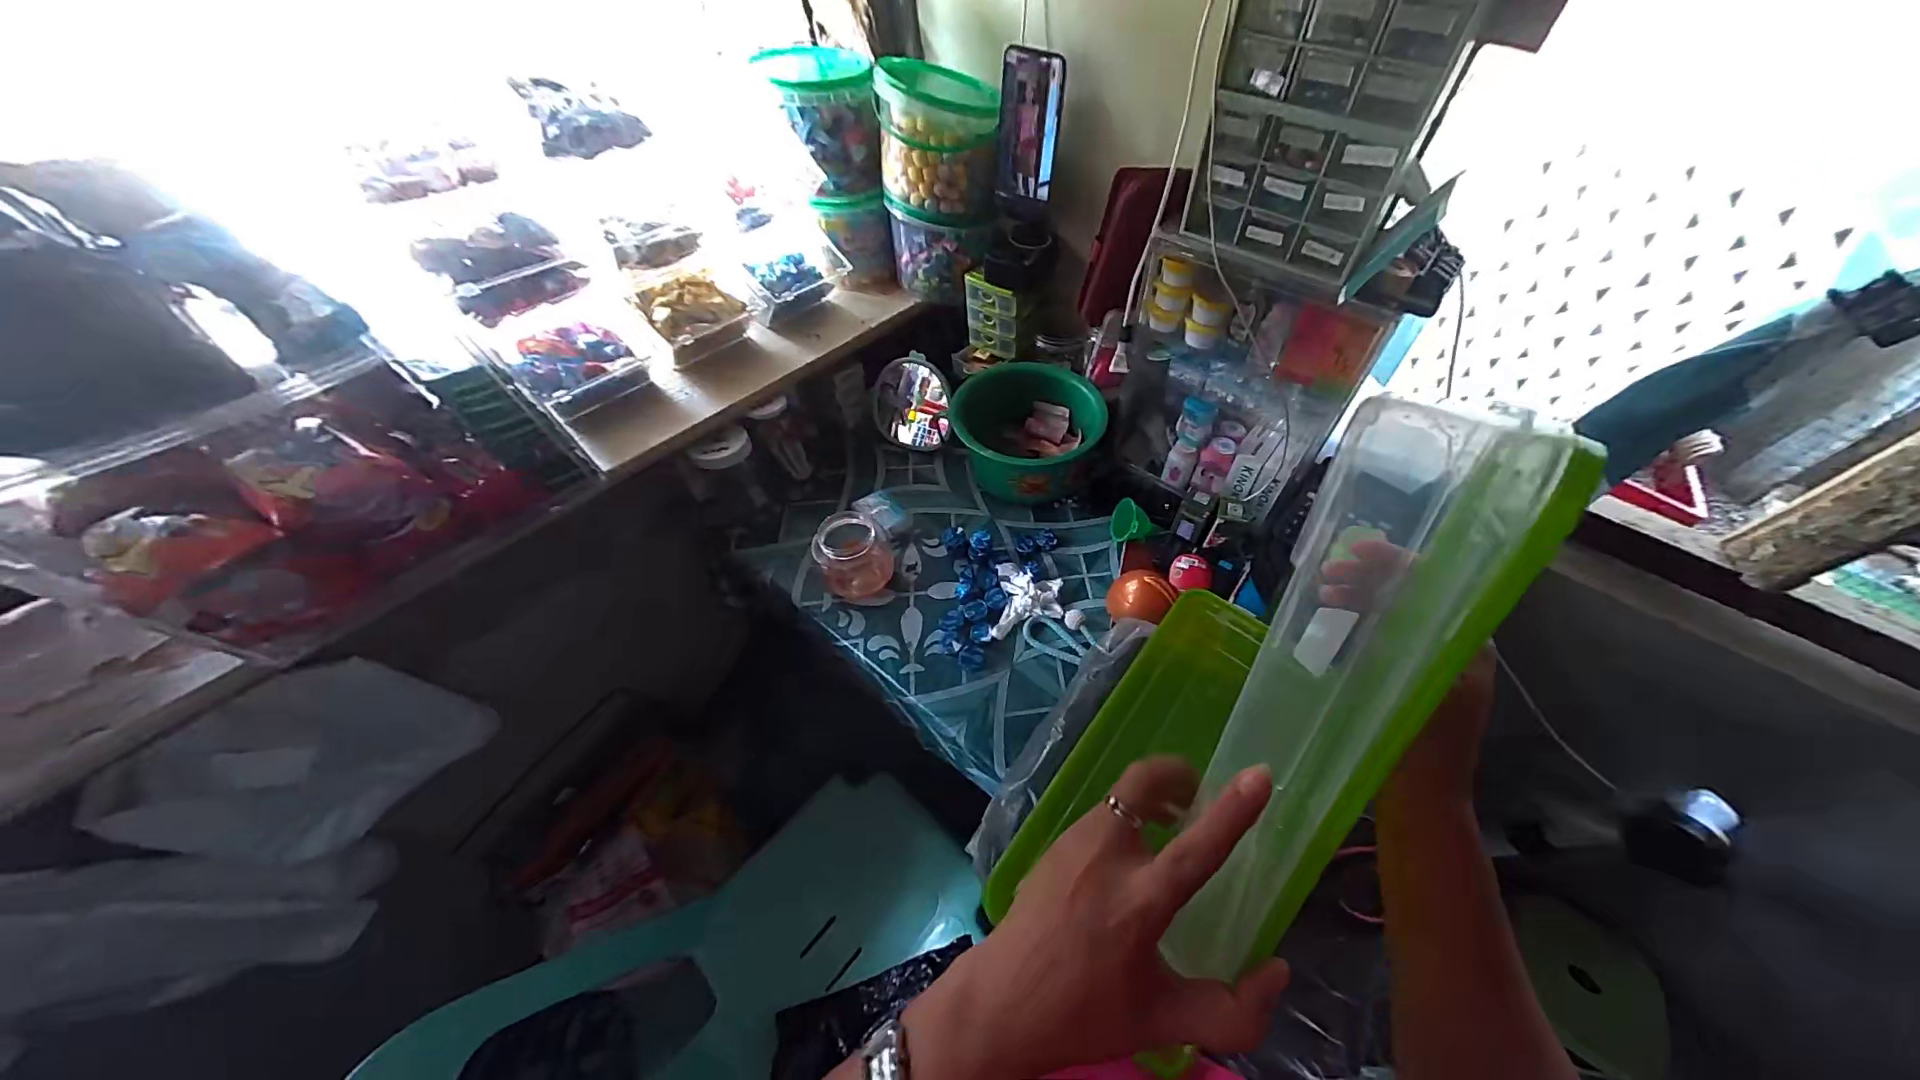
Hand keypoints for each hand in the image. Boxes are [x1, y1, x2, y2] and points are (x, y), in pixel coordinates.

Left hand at [902, 758, 1290, 1079]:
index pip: (1198, 847)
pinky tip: (1126, 855)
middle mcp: (1105, 856)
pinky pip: (1099, 815)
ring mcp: (1073, 843)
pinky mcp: (1052, 844)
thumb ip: (1233, 1010)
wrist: (1001, 1000)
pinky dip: (1123, 817)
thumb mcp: (1165, 1022)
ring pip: (1119, 796)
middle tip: (1195, 792)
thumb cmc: (1085, 1012)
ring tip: (1167, 825)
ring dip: (1150, 799)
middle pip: (1142, 783)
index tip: (1259, 774)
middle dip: (1175, 773)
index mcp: (1140, 900)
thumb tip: (1277, 970)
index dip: (1233, 810)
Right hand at [1317, 537, 1492, 809]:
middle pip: (1410, 594)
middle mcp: (1452, 645)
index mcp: (1466, 643)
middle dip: (1368, 578)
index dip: (1394, 560)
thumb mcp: (1412, 684)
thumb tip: (1379, 591)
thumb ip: (1401, 639)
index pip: (1434, 583)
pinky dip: (1357, 624)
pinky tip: (1330, 623)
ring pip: (1393, 613)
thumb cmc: (1421, 745)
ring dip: (1359, 598)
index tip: (1355, 550)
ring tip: (1323, 595)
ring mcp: (1429, 662)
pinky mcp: (1406, 678)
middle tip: (1326, 575)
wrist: (1421, 799)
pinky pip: (1382, 637)